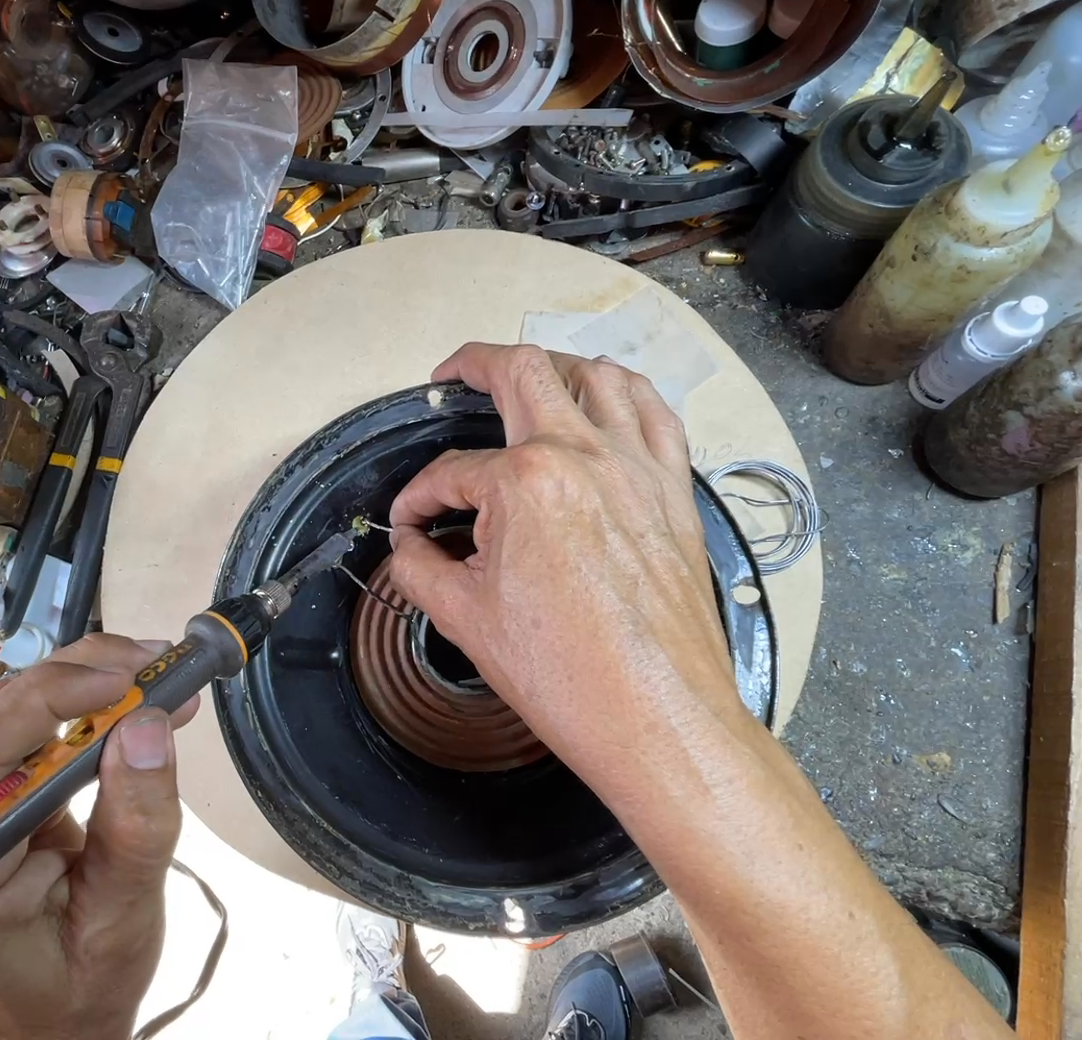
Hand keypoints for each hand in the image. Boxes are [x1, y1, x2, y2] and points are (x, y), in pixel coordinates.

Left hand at [0, 635, 197, 1038]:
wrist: (48, 1034)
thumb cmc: (83, 992)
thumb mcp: (126, 917)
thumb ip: (137, 825)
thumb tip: (148, 723)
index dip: (51, 700)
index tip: (130, 676)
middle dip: (74, 680)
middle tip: (153, 660)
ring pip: (0, 722)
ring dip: (77, 687)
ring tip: (147, 671)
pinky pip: (14, 742)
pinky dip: (72, 712)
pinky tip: (116, 698)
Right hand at [386, 343, 741, 786]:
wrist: (654, 717)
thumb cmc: (566, 674)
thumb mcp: (462, 617)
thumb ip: (418, 565)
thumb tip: (409, 544)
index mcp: (525, 483)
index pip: (450, 472)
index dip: (417, 498)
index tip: (411, 524)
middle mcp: (584, 456)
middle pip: (524, 371)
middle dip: (475, 364)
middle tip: (452, 375)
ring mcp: (637, 467)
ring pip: (598, 374)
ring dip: (553, 367)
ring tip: (526, 382)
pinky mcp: (672, 490)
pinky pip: (655, 412)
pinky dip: (624, 393)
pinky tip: (606, 403)